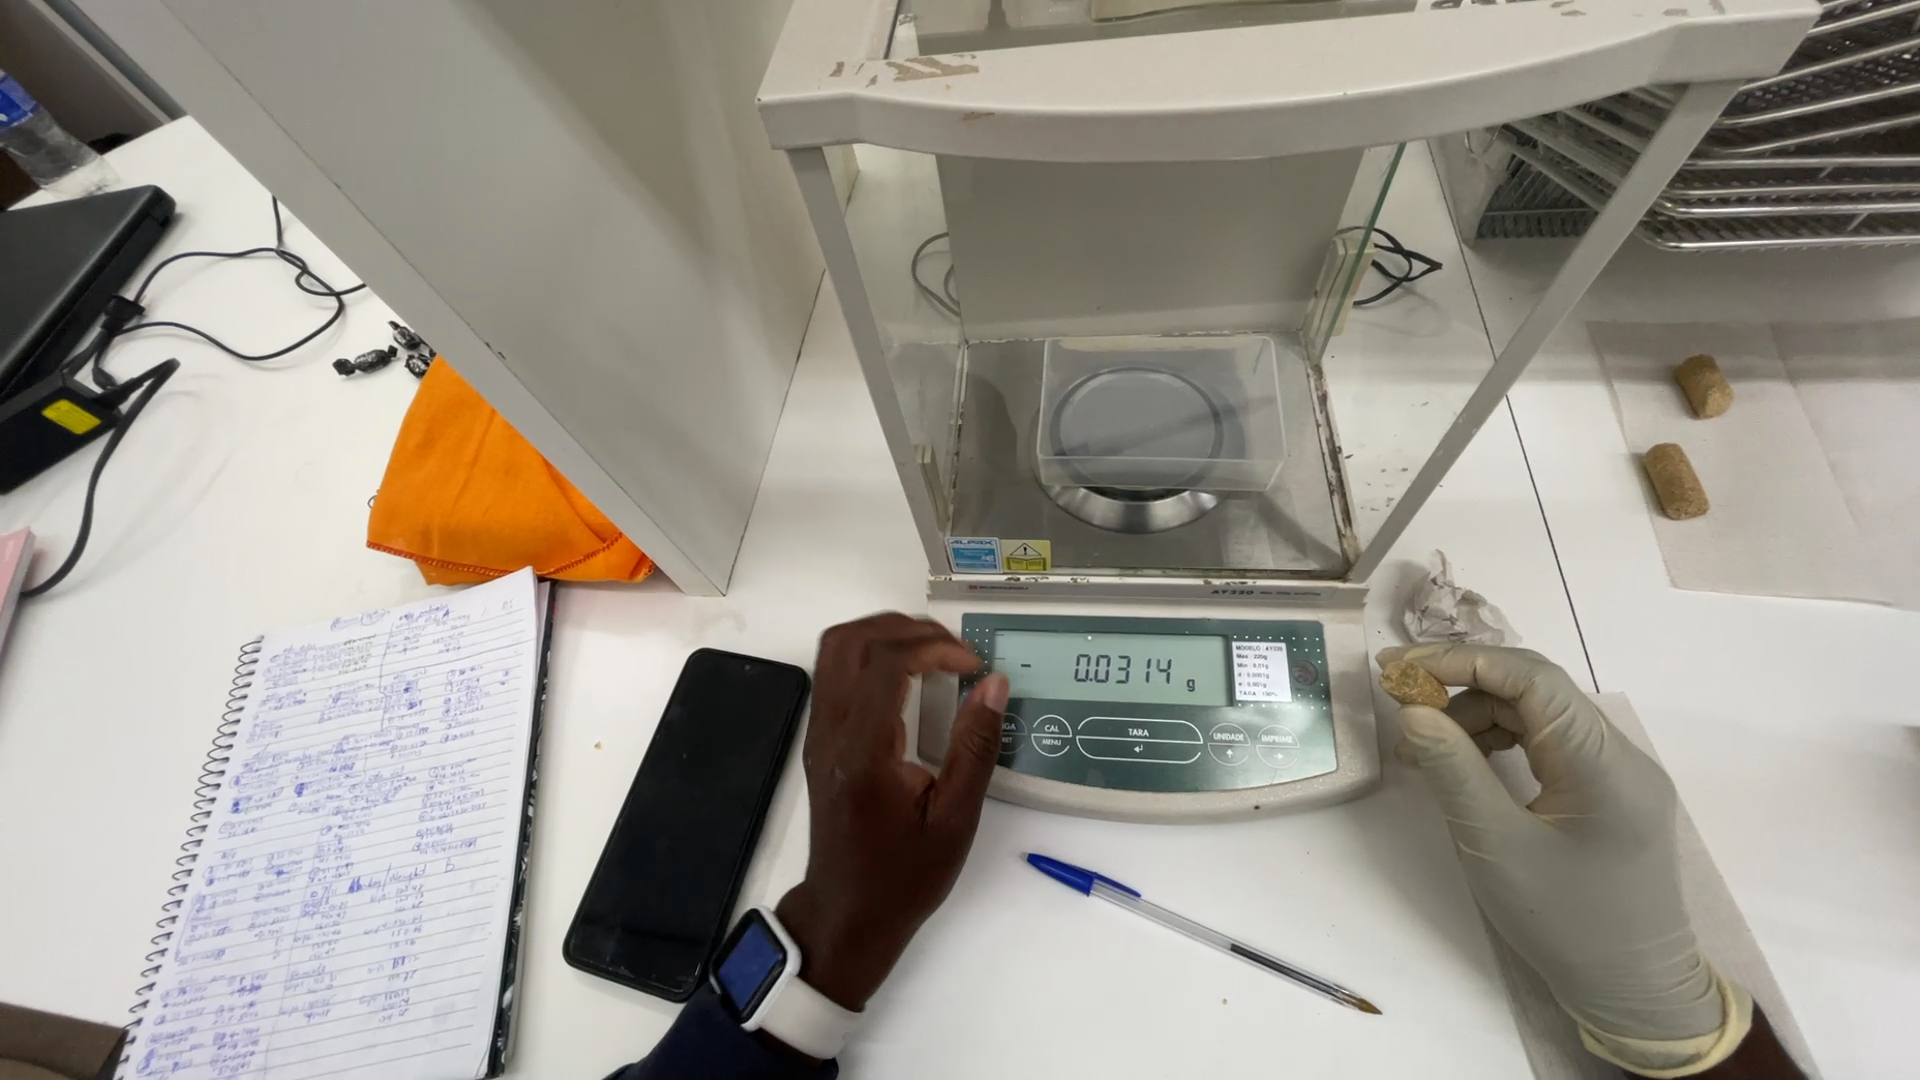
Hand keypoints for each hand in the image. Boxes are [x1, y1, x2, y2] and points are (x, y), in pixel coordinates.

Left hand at [776, 614, 1008, 1012]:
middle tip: (950, 646)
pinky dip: (870, 653)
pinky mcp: (820, 737)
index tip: (971, 664)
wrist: (846, 915)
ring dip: (883, 633)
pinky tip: (907, 672)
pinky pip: (835, 670)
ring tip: (931, 649)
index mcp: (863, 751)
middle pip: (851, 640)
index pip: (886, 663)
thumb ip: (975, 747)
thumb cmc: (904, 875)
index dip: (933, 646)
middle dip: (905, 627)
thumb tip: (993, 683)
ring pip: (835, 648)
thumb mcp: (955, 819)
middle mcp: (830, 731)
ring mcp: (818, 731)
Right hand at [1379, 644, 1764, 1078]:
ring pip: (1528, 710)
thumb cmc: (1563, 919)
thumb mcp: (1493, 842)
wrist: (1631, 993)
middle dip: (1458, 678)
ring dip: (1467, 712)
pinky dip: (1487, 737)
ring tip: (1416, 742)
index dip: (1458, 661)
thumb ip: (1451, 767)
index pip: (1530, 678)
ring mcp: (1610, 771)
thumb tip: (1411, 708)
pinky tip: (1452, 760)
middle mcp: (1616, 754)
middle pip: (1530, 686)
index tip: (1396, 669)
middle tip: (1395, 689)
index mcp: (1604, 763)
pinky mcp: (1597, 789)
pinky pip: (1536, 739)